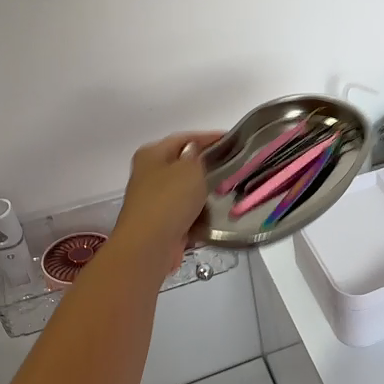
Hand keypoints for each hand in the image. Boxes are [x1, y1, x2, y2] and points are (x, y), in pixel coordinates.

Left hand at [111, 131, 222, 273]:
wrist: (150, 245)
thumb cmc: (170, 200)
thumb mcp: (190, 169)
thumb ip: (198, 156)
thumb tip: (197, 153)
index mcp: (152, 154)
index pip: (185, 138)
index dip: (209, 138)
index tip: (233, 141)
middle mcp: (149, 173)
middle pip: (183, 163)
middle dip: (207, 165)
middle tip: (235, 165)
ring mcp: (153, 199)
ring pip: (186, 189)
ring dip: (204, 190)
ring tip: (231, 188)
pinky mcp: (161, 221)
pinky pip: (186, 210)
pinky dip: (200, 210)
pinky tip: (218, 211)